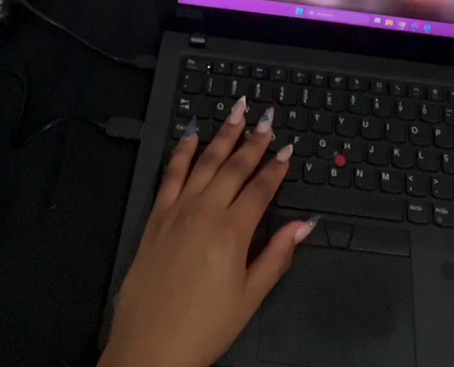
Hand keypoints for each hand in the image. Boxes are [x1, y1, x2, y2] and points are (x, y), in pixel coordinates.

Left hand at [99, 98, 315, 366]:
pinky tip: (191, 135)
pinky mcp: (156, 217)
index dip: (276, 167)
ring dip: (223, 134)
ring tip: (236, 112)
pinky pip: (171, 174)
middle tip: (266, 117)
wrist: (149, 349)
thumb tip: (304, 225)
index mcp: (232, 232)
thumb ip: (277, 255)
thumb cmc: (203, 328)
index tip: (287, 149)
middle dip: (254, 140)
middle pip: (235, 166)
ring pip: (205, 161)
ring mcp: (178, 210)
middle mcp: (205, 212)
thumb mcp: (249, 297)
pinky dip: (182, 151)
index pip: (261, 188)